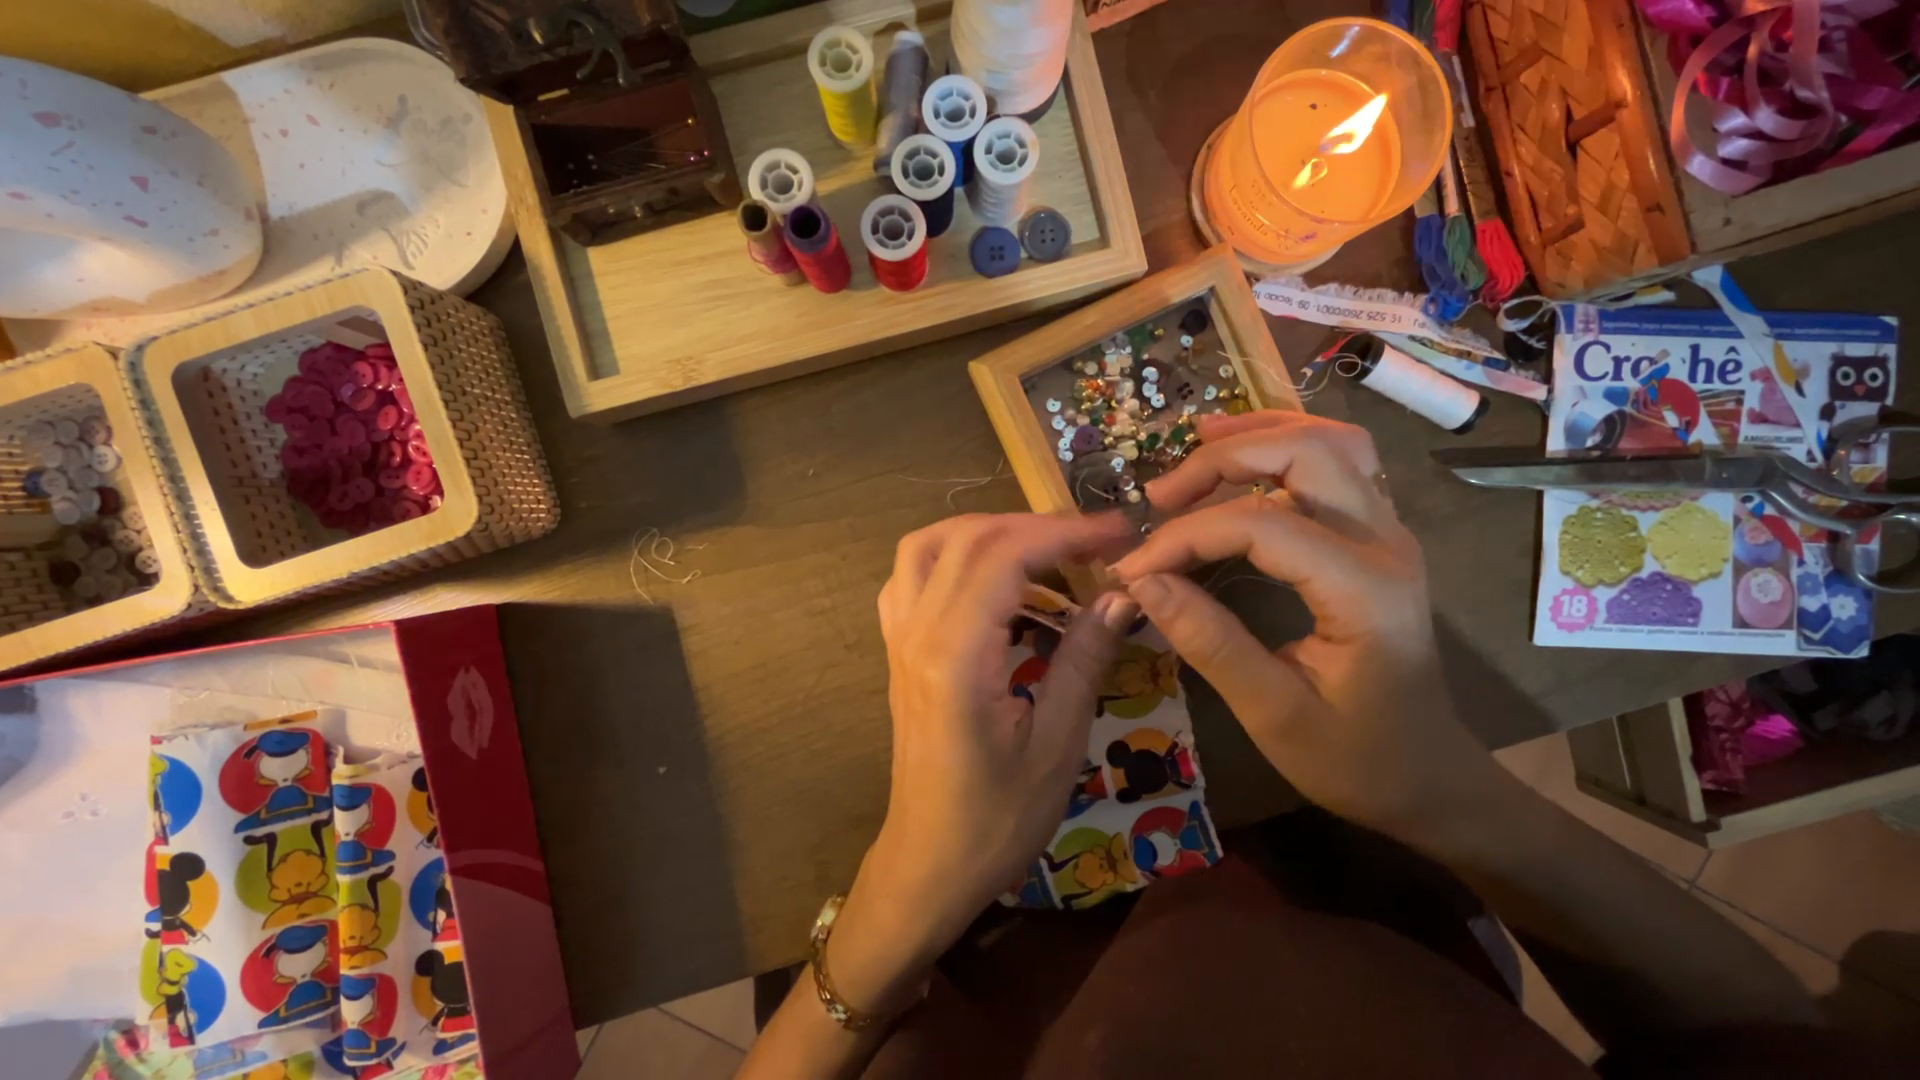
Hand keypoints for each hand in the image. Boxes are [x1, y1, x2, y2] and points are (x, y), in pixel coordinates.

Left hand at [831, 513, 1134, 1013]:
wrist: (930, 864)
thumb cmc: (997, 819)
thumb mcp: (1057, 745)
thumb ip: (1084, 660)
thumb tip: (1121, 595)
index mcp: (956, 656)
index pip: (1005, 555)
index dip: (1064, 533)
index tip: (1118, 532)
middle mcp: (916, 634)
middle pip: (965, 538)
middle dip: (1034, 525)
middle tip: (1092, 541)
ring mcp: (898, 640)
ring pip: (927, 547)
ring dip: (986, 532)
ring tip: (1044, 550)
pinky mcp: (898, 651)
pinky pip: (912, 577)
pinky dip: (953, 557)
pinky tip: (993, 581)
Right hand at [1110, 411, 1508, 841]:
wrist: (1428, 777)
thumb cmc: (1354, 757)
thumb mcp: (1272, 713)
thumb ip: (1208, 642)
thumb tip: (1141, 583)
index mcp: (1364, 589)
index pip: (1262, 525)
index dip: (1186, 537)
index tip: (1133, 570)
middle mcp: (1385, 543)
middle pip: (1308, 452)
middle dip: (1224, 459)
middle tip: (1160, 495)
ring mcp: (1388, 533)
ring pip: (1330, 442)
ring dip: (1259, 435)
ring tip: (1196, 445)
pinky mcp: (1377, 538)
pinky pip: (1336, 464)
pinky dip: (1283, 448)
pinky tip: (1240, 458)